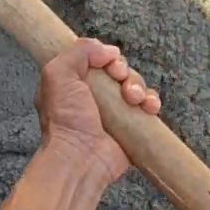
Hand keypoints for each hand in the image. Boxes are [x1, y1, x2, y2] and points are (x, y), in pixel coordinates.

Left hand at [36, 38, 157, 180]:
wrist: (79, 158)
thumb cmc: (64, 119)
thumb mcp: (57, 74)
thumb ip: (78, 51)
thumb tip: (108, 51)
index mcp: (73, 84)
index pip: (97, 60)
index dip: (107, 58)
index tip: (109, 66)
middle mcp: (93, 97)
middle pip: (120, 71)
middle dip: (125, 73)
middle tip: (121, 83)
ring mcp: (113, 113)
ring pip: (136, 87)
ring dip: (139, 87)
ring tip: (133, 99)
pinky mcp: (131, 128)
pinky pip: (147, 108)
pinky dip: (151, 103)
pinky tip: (148, 107)